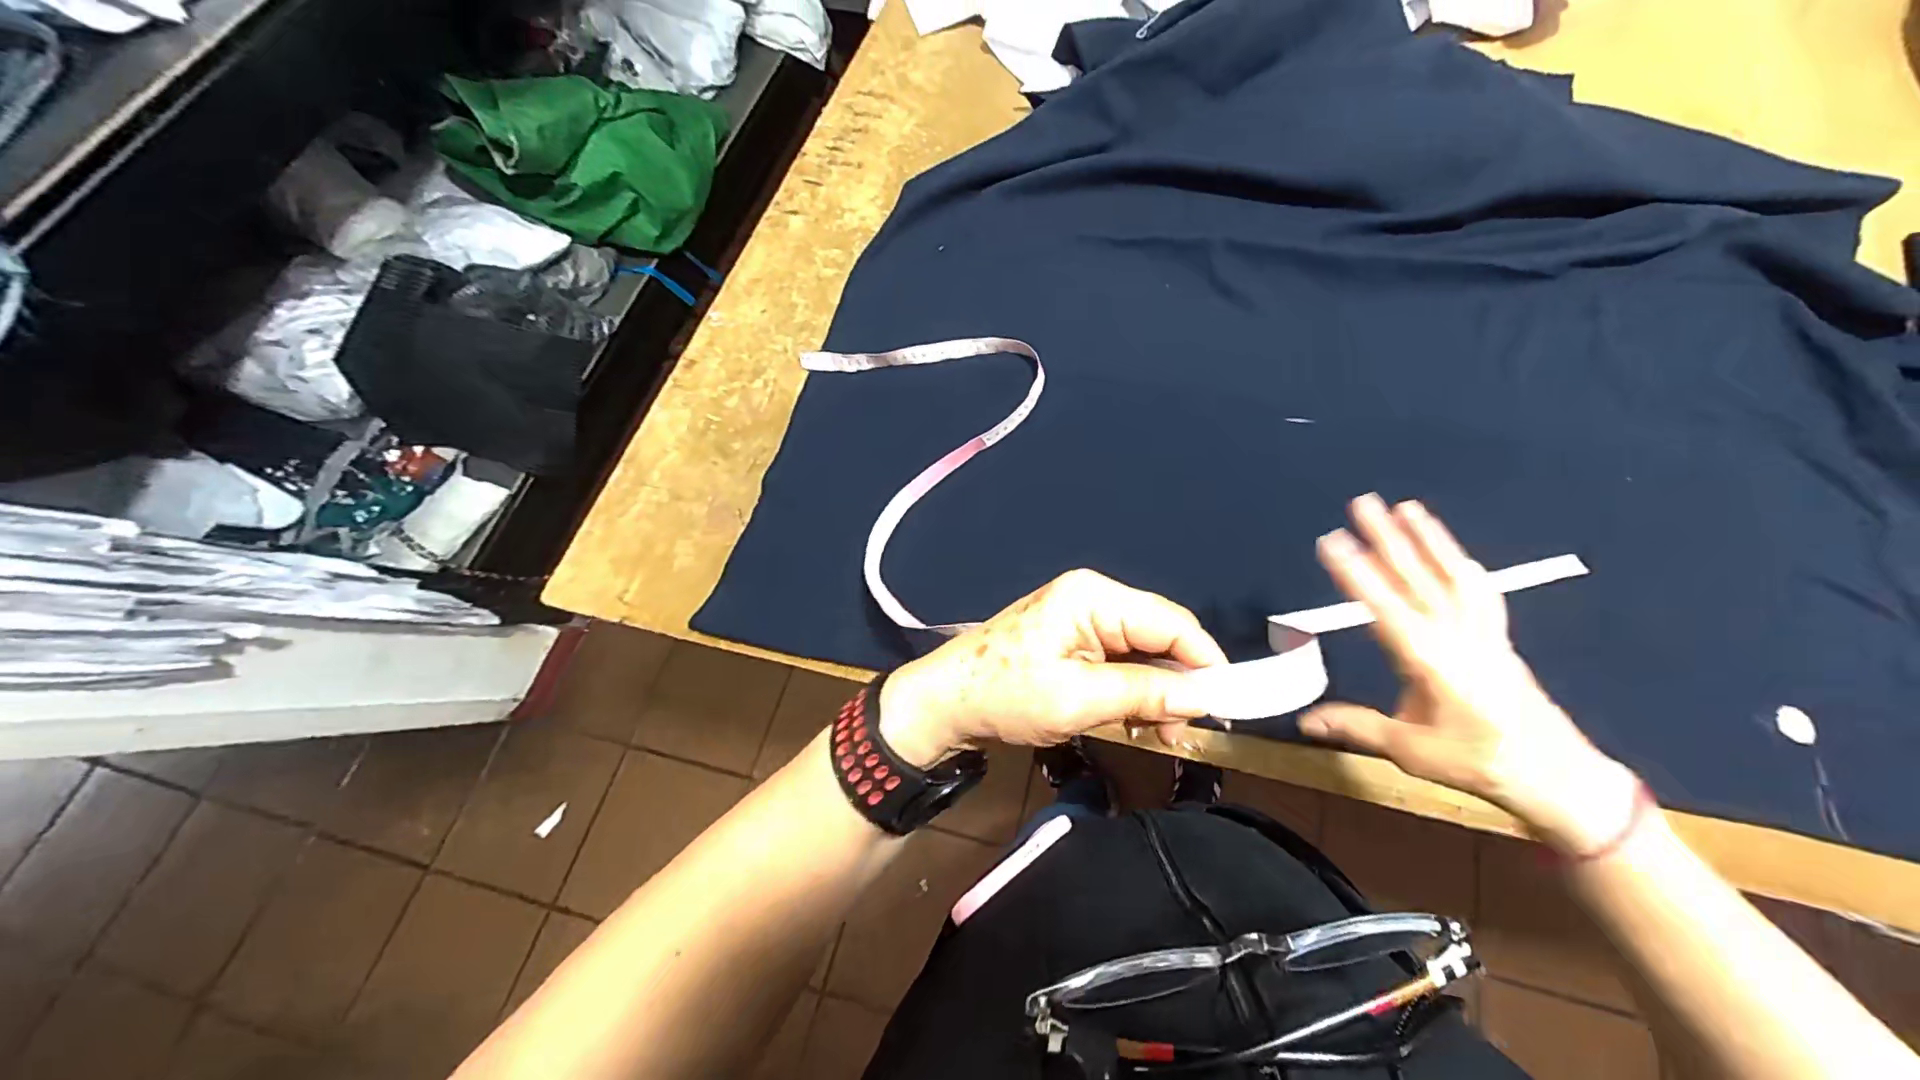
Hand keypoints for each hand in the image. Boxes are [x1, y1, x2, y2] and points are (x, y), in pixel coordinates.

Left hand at [877, 569, 1227, 766]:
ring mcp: (1081, 616)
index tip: (1226, 705)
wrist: (946, 701)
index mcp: (1092, 597)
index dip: (1206, 662)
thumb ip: (1145, 694)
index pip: (1171, 622)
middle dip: (1180, 682)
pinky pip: (1120, 659)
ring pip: (1144, 650)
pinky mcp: (1073, 638)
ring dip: (1157, 691)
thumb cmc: (1004, 695)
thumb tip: (1205, 697)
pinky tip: (1135, 719)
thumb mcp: (1078, 700)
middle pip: (1160, 634)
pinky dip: (1133, 689)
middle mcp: (1092, 597)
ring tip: (1159, 733)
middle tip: (1186, 730)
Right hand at [1300, 494, 1639, 853]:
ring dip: (1428, 540)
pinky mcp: (1498, 638)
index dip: (1356, 573)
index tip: (1333, 541)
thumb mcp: (1412, 751)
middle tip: (1363, 504)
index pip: (1386, 608)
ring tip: (1406, 508)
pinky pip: (1479, 592)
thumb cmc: (1481, 763)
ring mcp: (1483, 634)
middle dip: (1388, 538)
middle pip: (1418, 579)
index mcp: (1432, 662)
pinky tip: (1452, 552)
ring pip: (1452, 577)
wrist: (1559, 776)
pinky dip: (1462, 566)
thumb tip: (1305, 720)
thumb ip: (1358, 726)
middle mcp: (1458, 638)